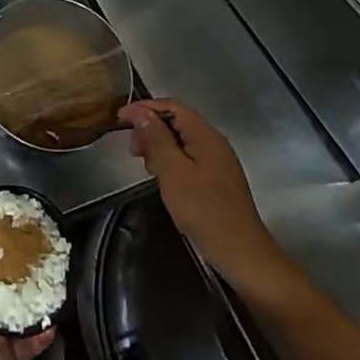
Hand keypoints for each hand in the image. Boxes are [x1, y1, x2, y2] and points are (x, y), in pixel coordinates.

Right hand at [119, 99, 300, 299]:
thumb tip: (141, 112)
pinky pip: (187, 158)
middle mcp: (214, 144)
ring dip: (158, 147)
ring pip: (181, 142)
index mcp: (206, 136)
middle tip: (132, 150)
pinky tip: (161, 178)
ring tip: (145, 166)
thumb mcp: (172, 171)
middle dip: (150, 130)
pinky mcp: (215, 179)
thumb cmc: (203, 209)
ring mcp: (217, 162)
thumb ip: (157, 138)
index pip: (172, 107)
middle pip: (177, 122)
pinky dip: (169, 162)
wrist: (240, 252)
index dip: (144, 109)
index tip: (119, 119)